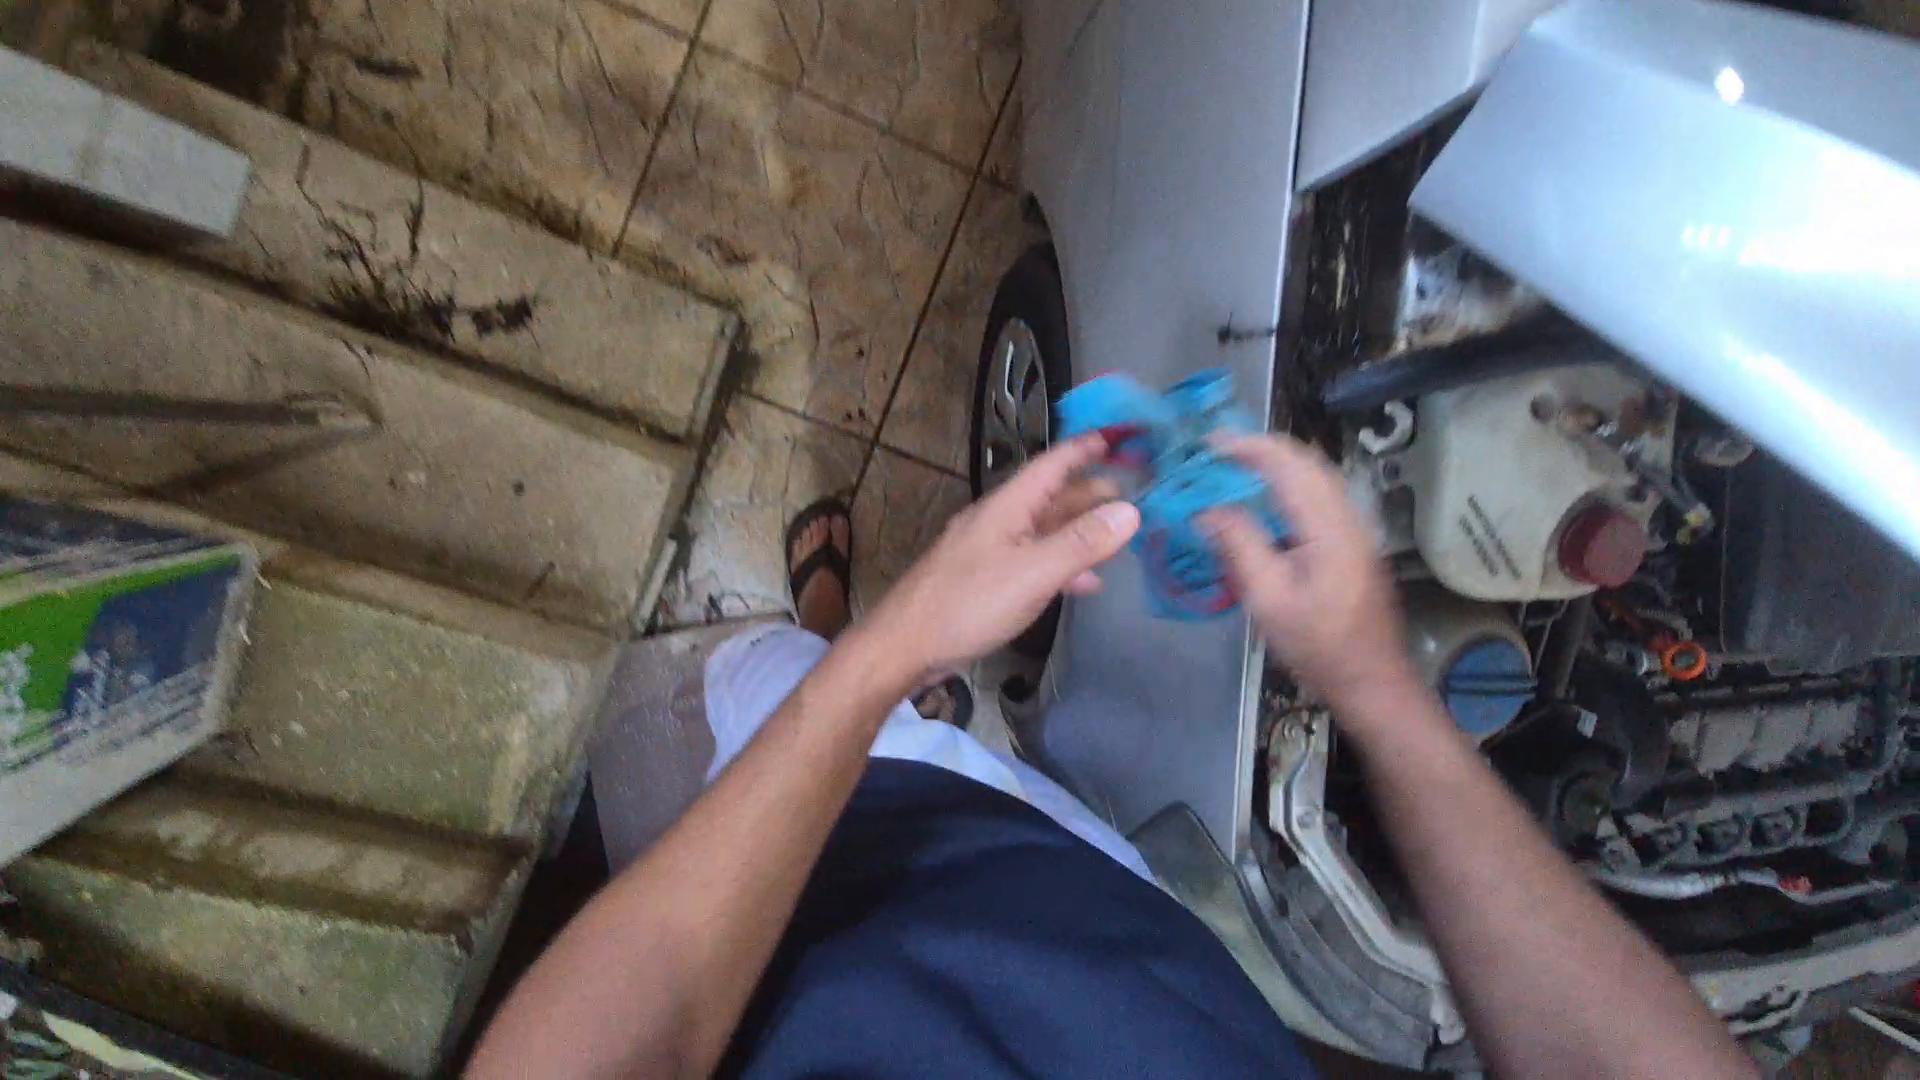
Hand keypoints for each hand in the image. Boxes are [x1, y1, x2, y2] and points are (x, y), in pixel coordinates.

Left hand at [856, 434, 1139, 685]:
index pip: (1052, 465)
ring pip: (1043, 531)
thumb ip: (1081, 544)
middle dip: (1090, 492)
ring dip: (1079, 531)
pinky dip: (1061, 565)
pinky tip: (1083, 583)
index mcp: (1007, 507)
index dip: (1084, 449)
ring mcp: (990, 552)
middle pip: (1051, 497)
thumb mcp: (1032, 573)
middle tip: (1133, 494)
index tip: (1117, 438)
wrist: (905, 645)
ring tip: (1118, 536)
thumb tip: (1130, 511)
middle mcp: (998, 521)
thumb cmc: (967, 604)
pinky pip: (1032, 562)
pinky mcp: (985, 581)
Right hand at [1203, 433, 1418, 715]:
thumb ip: (1240, 547)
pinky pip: (1317, 496)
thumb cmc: (1318, 646)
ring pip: (1315, 477)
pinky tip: (1261, 497)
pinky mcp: (1351, 543)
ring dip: (1275, 464)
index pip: (1289, 467)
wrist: (1371, 680)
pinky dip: (1286, 484)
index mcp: (1329, 528)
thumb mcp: (1269, 600)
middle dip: (1261, 448)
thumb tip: (1209, 510)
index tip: (1211, 443)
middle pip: (1307, 463)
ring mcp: (1354, 530)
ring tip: (1233, 465)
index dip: (1249, 448)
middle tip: (1217, 450)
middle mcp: (1348, 518)